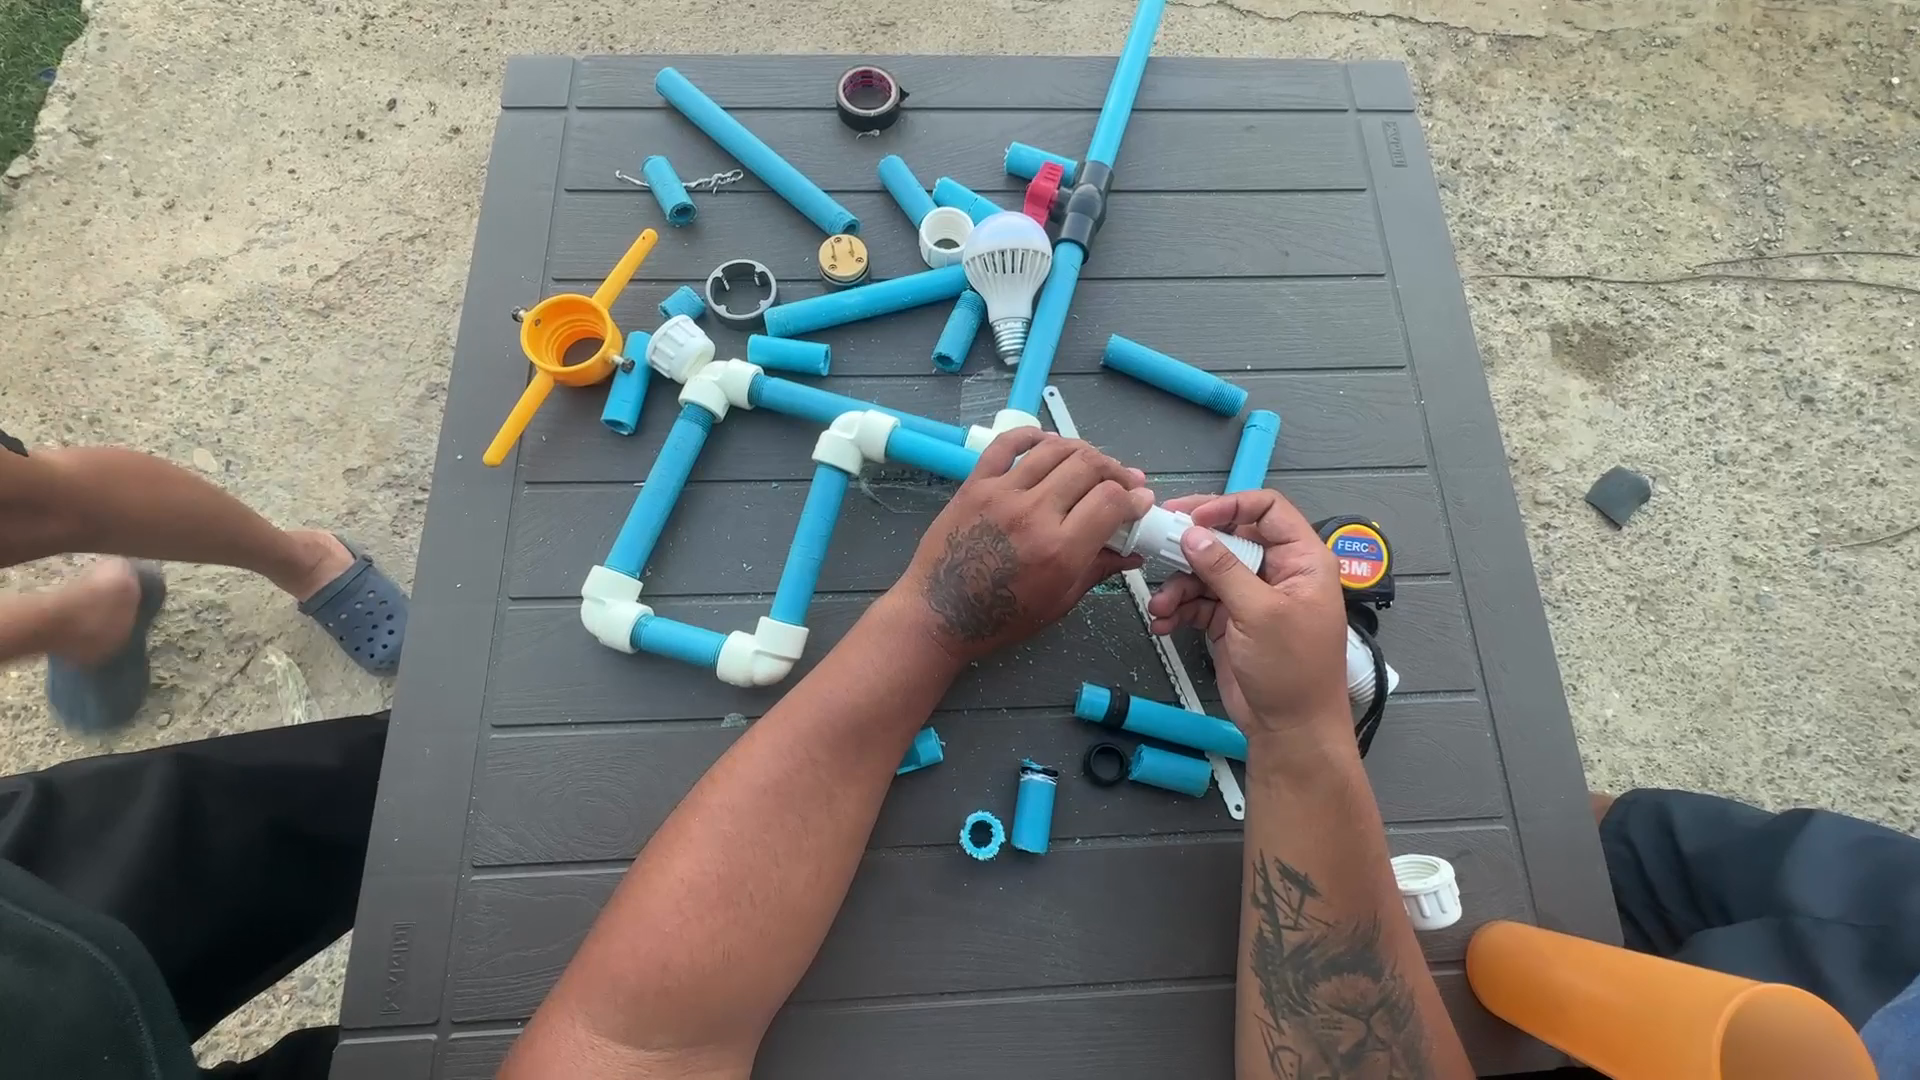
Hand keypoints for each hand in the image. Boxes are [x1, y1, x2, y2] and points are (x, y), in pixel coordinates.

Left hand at [892, 429, 1152, 664]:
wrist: (938, 614)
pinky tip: (1047, 442)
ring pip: (1055, 450)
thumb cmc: (999, 618)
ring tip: (1092, 462)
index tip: (1140, 500)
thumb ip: (1098, 569)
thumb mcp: (1059, 602)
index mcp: (1060, 550)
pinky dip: (1032, 436)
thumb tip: (1133, 552)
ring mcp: (1002, 494)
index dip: (1134, 497)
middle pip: (1089, 467)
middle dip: (1116, 471)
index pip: (1112, 501)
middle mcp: (1034, 514)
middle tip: (1122, 481)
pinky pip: (1007, 444)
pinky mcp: (975, 484)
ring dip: (1082, 451)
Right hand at [1145, 489, 1349, 742]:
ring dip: (1178, 586)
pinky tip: (1164, 624)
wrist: (1289, 729)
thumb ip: (1224, 569)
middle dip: (1192, 548)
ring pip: (1206, 571)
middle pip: (1228, 538)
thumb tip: (1194, 534)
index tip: (1193, 518)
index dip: (1229, 506)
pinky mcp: (1229, 620)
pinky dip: (1179, 610)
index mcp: (1301, 560)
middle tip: (1158, 545)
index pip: (1267, 510)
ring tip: (1162, 607)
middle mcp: (1275, 572)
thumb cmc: (1293, 671)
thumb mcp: (1258, 613)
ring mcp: (1250, 596)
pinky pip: (1197, 601)